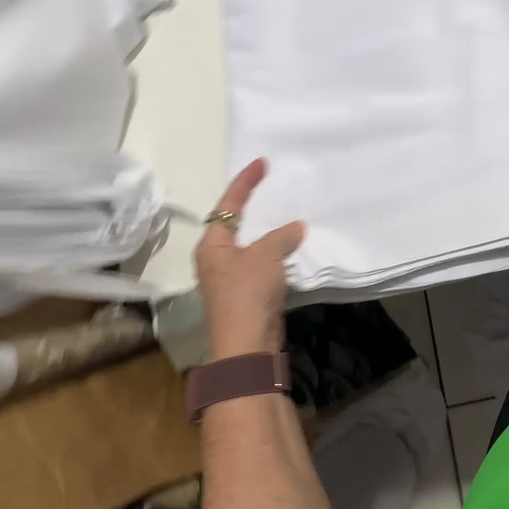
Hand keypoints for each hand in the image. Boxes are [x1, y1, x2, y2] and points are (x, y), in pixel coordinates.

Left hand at [195, 159, 305, 358]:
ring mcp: (231, 278)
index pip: (228, 204)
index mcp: (212, 245)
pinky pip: (263, 261)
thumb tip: (296, 227)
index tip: (262, 163)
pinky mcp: (247, 293)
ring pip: (251, 243)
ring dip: (268, 229)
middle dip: (254, 204)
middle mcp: (216, 259)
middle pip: (236, 223)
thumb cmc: (247, 293)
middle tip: (274, 184)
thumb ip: (281, 235)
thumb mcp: (266, 255)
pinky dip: (276, 250)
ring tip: (288, 211)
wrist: (247, 344)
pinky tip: (293, 245)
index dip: (245, 182)